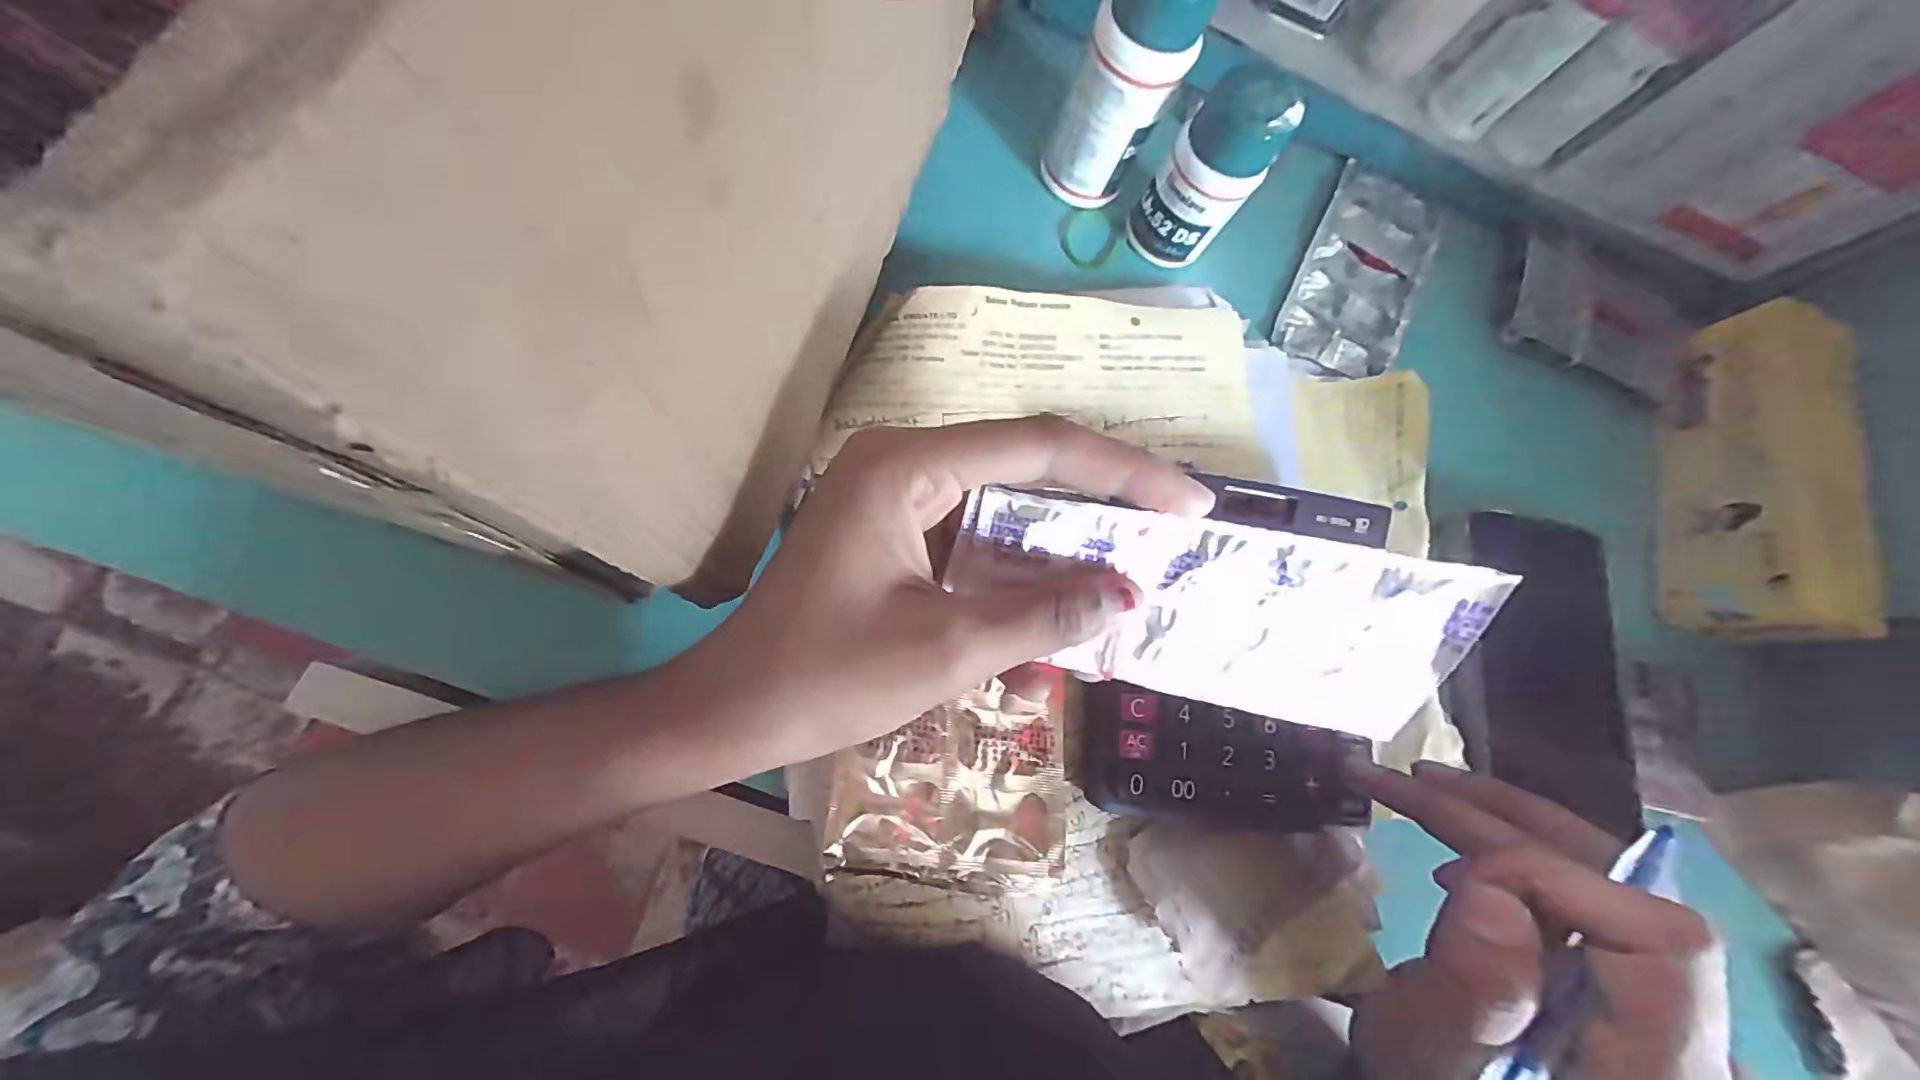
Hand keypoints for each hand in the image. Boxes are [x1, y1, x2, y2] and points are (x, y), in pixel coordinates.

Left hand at [703, 416, 1213, 763]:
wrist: (733, 712)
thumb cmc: (827, 677)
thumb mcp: (948, 649)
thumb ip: (1043, 617)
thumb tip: (1127, 596)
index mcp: (907, 466)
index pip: (1038, 447)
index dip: (1122, 471)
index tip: (1188, 501)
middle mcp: (902, 464)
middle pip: (1023, 475)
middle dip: (1093, 515)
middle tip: (1164, 542)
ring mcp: (894, 500)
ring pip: (1000, 519)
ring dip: (1052, 567)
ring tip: (1113, 599)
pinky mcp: (892, 537)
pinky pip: (969, 552)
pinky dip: (1008, 592)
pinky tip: (1040, 647)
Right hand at [1347, 762, 1731, 1079]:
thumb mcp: (1426, 1054)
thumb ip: (1471, 991)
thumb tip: (1491, 888)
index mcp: (1657, 1063)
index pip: (1655, 937)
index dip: (1552, 879)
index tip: (1446, 872)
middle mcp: (1684, 1026)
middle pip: (1626, 886)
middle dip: (1504, 819)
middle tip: (1409, 780)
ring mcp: (1652, 997)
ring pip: (1598, 871)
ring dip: (1498, 817)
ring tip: (1419, 784)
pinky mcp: (1608, 977)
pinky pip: (1574, 888)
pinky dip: (1505, 845)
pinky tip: (1453, 848)